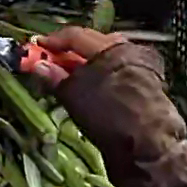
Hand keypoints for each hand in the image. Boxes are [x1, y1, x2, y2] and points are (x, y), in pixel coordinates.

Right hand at [47, 28, 185, 186]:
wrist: (149, 151)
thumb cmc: (110, 119)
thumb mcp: (75, 97)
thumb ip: (55, 77)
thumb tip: (38, 65)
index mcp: (112, 46)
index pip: (76, 35)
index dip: (53, 41)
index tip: (36, 48)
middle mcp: (128, 50)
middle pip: (91, 43)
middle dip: (68, 52)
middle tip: (49, 62)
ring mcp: (139, 67)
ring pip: (104, 57)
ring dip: (83, 64)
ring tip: (66, 76)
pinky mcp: (145, 84)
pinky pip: (115, 70)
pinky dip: (98, 74)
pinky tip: (88, 88)